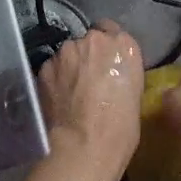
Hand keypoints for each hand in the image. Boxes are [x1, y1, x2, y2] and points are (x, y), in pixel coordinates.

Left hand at [37, 21, 142, 176]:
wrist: (83, 148)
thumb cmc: (120, 131)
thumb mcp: (134, 96)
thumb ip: (122, 72)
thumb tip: (112, 74)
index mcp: (124, 45)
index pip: (113, 31)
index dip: (108, 49)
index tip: (106, 63)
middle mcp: (95, 39)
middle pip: (90, 41)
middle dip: (89, 56)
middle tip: (89, 80)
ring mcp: (68, 50)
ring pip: (69, 53)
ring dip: (71, 66)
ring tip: (71, 92)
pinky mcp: (46, 65)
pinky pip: (53, 67)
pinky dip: (56, 78)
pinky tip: (58, 98)